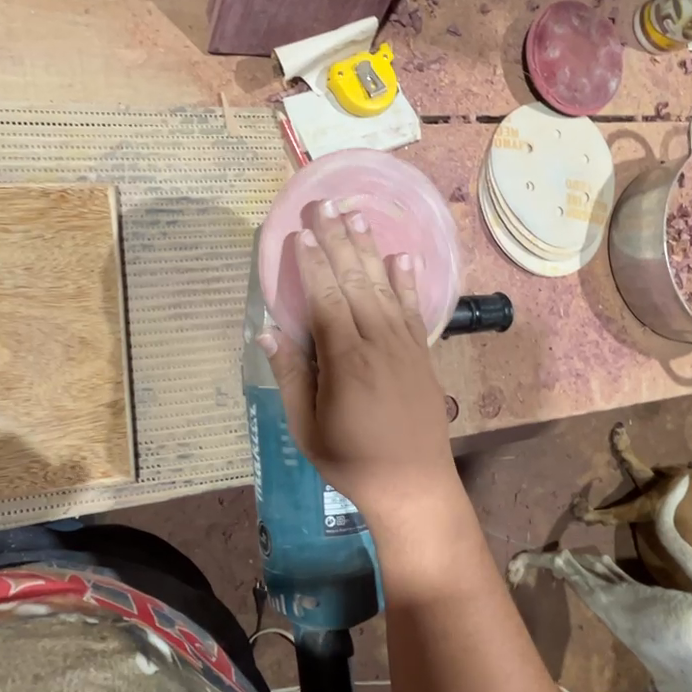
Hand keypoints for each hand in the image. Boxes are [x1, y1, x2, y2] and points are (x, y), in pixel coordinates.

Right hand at [257, 198, 455, 518]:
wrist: (414, 485)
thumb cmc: (352, 460)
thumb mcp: (308, 428)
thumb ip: (290, 377)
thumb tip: (267, 331)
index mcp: (346, 361)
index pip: (326, 299)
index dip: (312, 264)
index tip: (300, 233)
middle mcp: (379, 343)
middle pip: (356, 281)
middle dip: (338, 240)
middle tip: (325, 205)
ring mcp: (406, 346)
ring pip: (385, 287)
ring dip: (370, 249)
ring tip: (357, 215)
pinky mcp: (423, 354)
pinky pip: (414, 308)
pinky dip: (408, 280)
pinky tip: (403, 256)